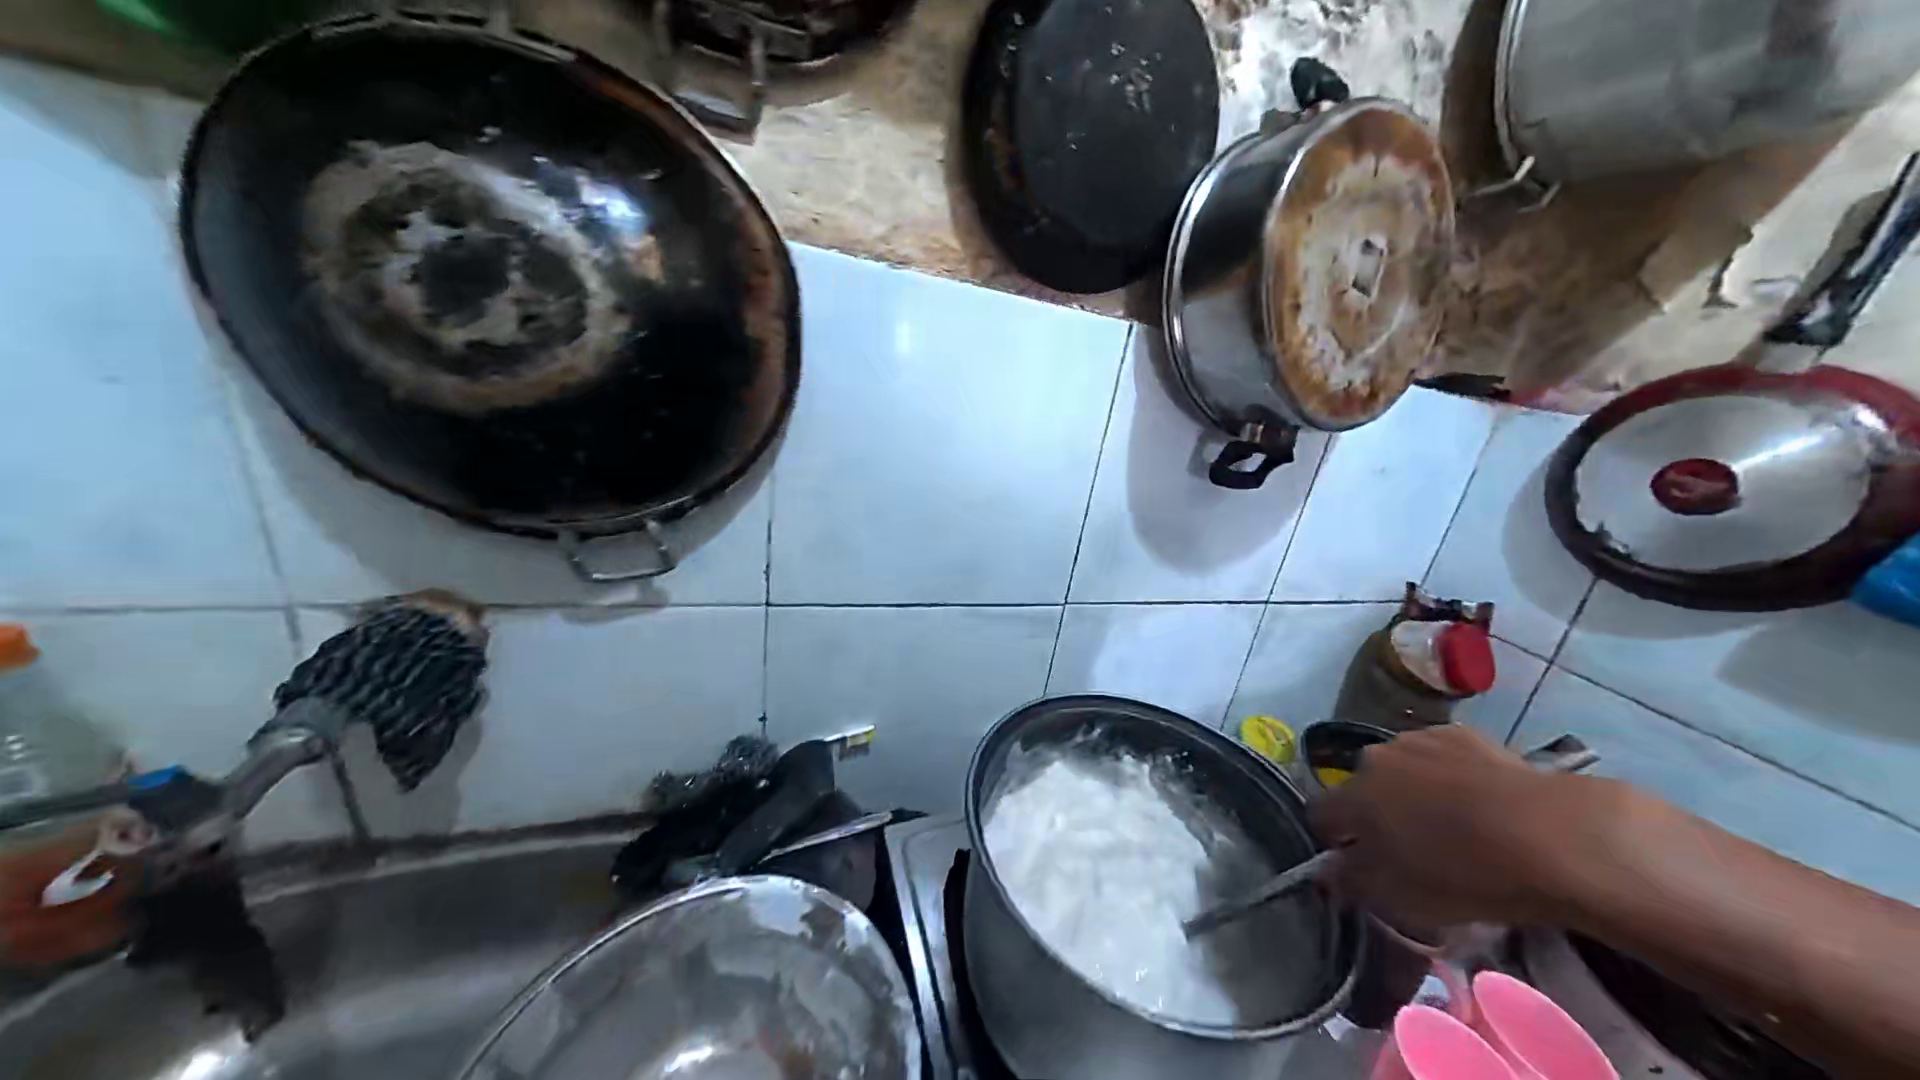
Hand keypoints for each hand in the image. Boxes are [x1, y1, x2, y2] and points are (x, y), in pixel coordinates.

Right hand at [1310, 725, 1620, 930]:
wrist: (1558, 837)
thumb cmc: (1469, 875)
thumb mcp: (1402, 899)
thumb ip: (1353, 882)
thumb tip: (1330, 870)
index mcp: (1352, 798)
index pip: (1320, 815)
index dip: (1335, 841)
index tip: (1359, 864)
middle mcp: (1372, 759)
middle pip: (1361, 788)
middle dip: (1377, 813)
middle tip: (1413, 846)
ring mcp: (1416, 740)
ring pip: (1400, 769)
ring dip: (1411, 790)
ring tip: (1454, 822)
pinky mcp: (1460, 734)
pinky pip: (1439, 757)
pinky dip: (1449, 774)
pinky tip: (1481, 799)